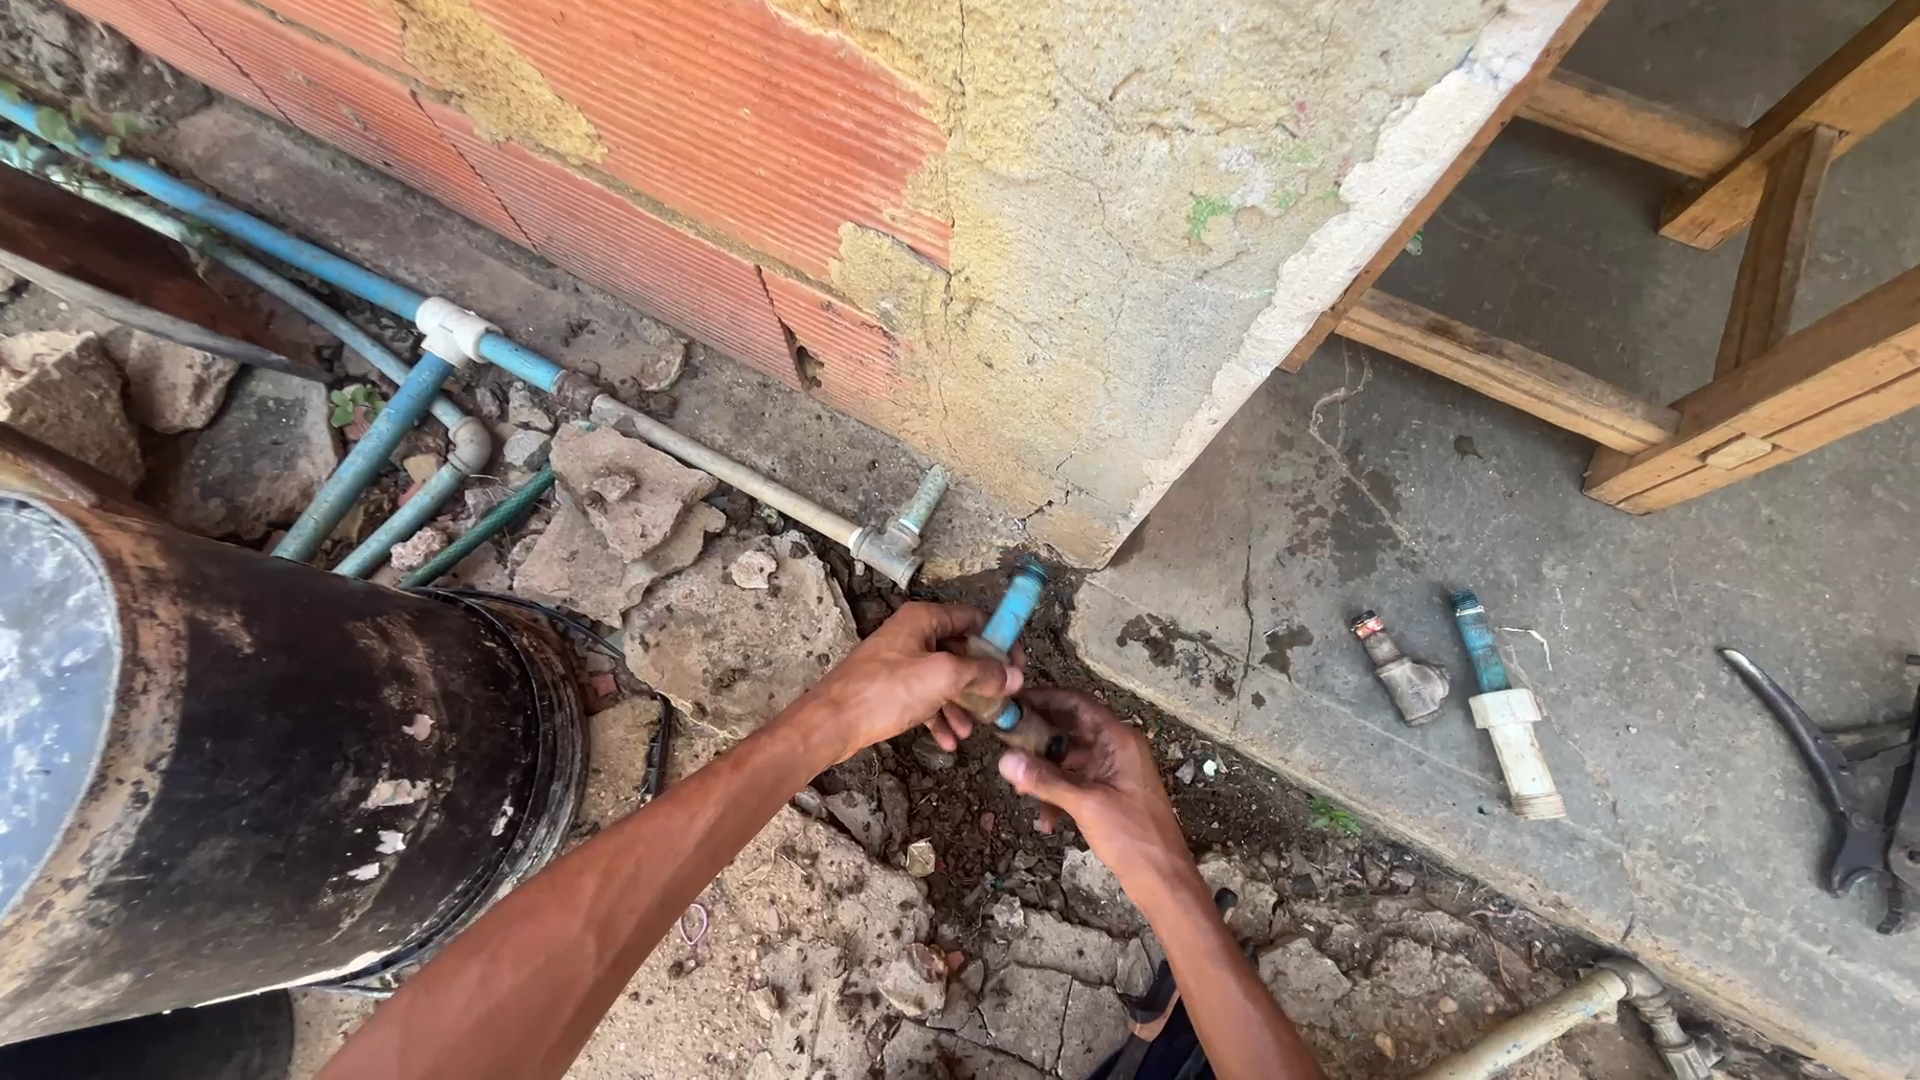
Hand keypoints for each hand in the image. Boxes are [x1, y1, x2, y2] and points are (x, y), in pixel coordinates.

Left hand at [790, 602, 1021, 762]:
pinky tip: (949, 740)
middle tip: (1001, 701)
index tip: (1017, 667)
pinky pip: (926, 696)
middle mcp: (913, 634)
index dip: (999, 640)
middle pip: (961, 650)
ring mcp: (901, 661)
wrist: (832, 724)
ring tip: (973, 730)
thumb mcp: (943, 678)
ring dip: (962, 703)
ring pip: (944, 678)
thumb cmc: (885, 692)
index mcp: (924, 618)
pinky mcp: (892, 687)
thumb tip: (1014, 675)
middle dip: (982, 679)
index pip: (974, 619)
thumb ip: (982, 673)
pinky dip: (940, 715)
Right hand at [996, 689, 1193, 889]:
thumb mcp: (1084, 804)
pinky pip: (1076, 782)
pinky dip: (1058, 795)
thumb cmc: (1131, 835)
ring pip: (1070, 759)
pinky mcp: (1108, 792)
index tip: (1014, 702)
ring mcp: (1113, 770)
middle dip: (1039, 739)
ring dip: (1045, 773)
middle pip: (1070, 729)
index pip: (1076, 703)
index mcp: (1118, 739)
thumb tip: (1005, 760)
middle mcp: (1116, 747)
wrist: (1163, 879)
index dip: (1044, 698)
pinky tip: (1046, 821)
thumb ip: (1044, 780)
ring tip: (1019, 790)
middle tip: (1007, 742)